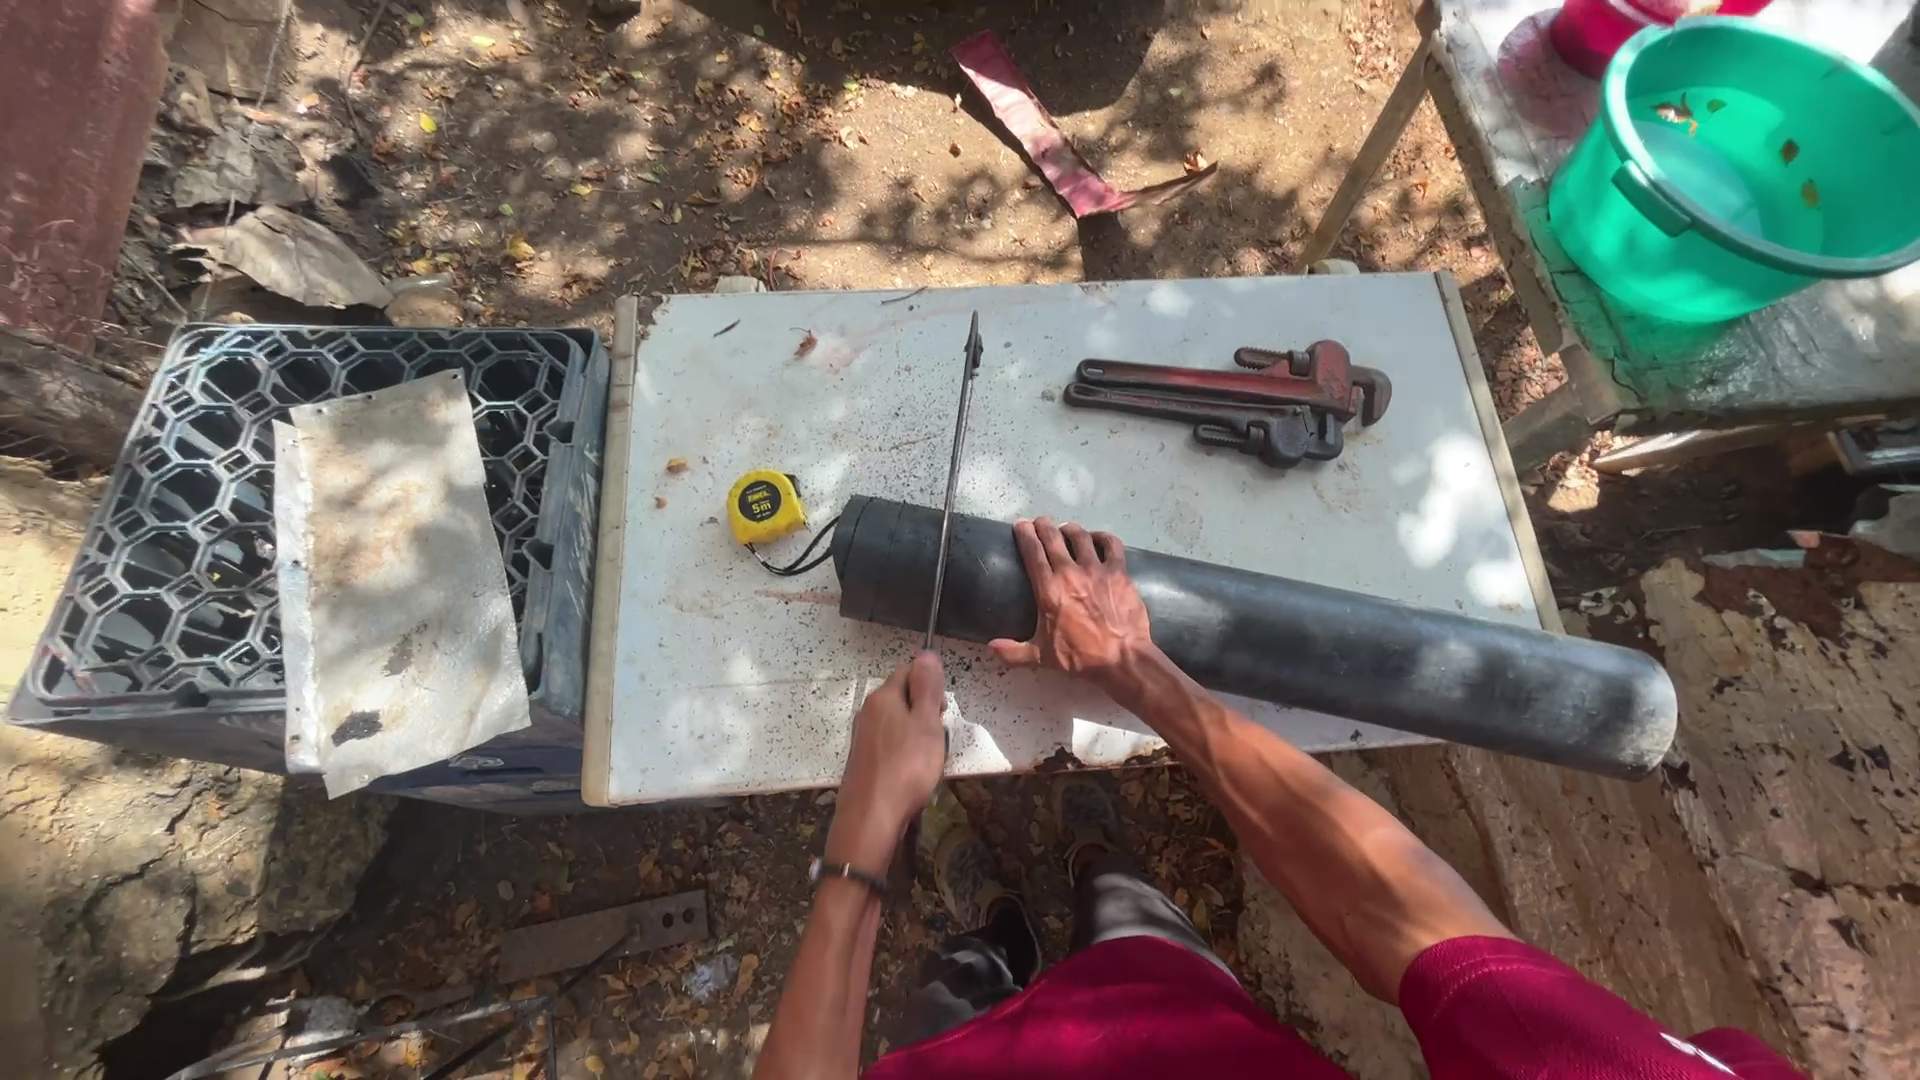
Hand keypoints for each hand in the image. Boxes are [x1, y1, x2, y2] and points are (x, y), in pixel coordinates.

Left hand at [827, 652, 946, 871]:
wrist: (871, 818)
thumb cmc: (906, 768)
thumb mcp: (927, 724)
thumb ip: (928, 688)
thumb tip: (926, 652)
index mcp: (883, 697)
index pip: (908, 670)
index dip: (930, 684)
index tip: (942, 711)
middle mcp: (867, 711)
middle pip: (902, 696)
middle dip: (924, 710)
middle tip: (937, 737)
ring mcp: (862, 736)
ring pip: (896, 721)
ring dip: (915, 733)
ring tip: (927, 758)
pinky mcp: (862, 760)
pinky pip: (888, 743)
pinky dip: (903, 751)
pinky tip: (910, 772)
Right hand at [990, 517, 1158, 691]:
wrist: (1121, 657)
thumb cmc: (1080, 656)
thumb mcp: (1042, 656)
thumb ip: (1014, 652)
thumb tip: (991, 648)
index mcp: (1049, 589)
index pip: (1033, 552)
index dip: (1025, 534)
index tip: (1021, 525)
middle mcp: (1070, 573)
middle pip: (1053, 538)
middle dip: (1044, 525)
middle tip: (1040, 522)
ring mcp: (1096, 570)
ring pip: (1081, 537)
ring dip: (1071, 529)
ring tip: (1066, 529)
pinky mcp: (1119, 572)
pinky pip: (1111, 545)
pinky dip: (1103, 537)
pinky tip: (1098, 537)